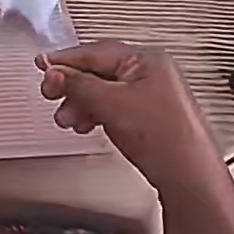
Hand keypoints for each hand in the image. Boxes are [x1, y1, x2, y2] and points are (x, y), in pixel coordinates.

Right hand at [38, 43, 221, 192]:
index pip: (95, 52)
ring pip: (103, 91)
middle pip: (98, 71)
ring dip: (81, 103)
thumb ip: (78, 84)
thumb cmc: (166, 139)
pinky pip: (112, 106)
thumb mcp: (111, 103)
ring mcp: (150, 95)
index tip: (44, 64)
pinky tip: (85, 123)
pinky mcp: (148, 116)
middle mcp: (150, 73)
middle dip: (72, 85)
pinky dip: (95, 113)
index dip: (66, 59)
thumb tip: (56, 72)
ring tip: (67, 117)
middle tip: (51, 91)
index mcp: (146, 60)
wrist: (189, 180)